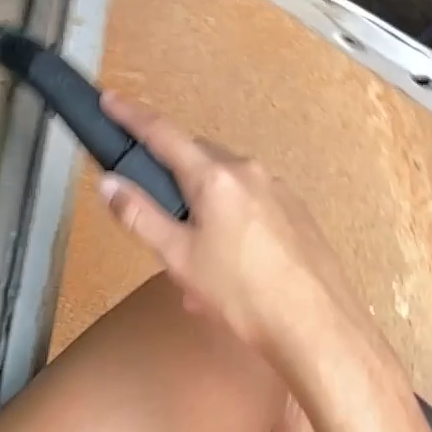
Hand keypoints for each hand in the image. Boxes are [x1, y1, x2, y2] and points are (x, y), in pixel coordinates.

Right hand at [96, 92, 361, 355]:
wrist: (322, 332)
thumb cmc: (245, 296)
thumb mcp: (179, 258)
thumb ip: (139, 216)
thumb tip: (108, 183)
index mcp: (214, 176)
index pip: (162, 133)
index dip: (131, 114)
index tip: (109, 98)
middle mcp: (247, 171)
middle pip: (196, 156)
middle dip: (172, 176)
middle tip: (159, 218)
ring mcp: (277, 190)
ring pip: (225, 182)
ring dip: (204, 205)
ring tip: (198, 262)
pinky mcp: (298, 212)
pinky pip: (252, 202)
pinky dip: (232, 220)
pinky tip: (232, 267)